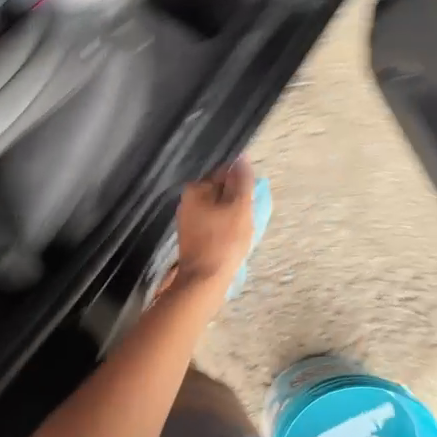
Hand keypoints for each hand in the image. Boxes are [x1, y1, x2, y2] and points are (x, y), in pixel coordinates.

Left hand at [172, 158, 255, 291]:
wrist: (204, 279)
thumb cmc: (224, 240)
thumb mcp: (239, 206)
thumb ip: (242, 180)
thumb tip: (242, 157)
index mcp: (195, 188)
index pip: (224, 172)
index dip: (242, 184)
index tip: (250, 200)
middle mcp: (187, 200)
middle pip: (220, 190)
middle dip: (236, 200)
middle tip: (247, 217)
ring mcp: (187, 218)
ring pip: (217, 208)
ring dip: (231, 214)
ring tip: (241, 229)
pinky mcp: (191, 235)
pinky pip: (212, 223)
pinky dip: (223, 227)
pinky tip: (231, 238)